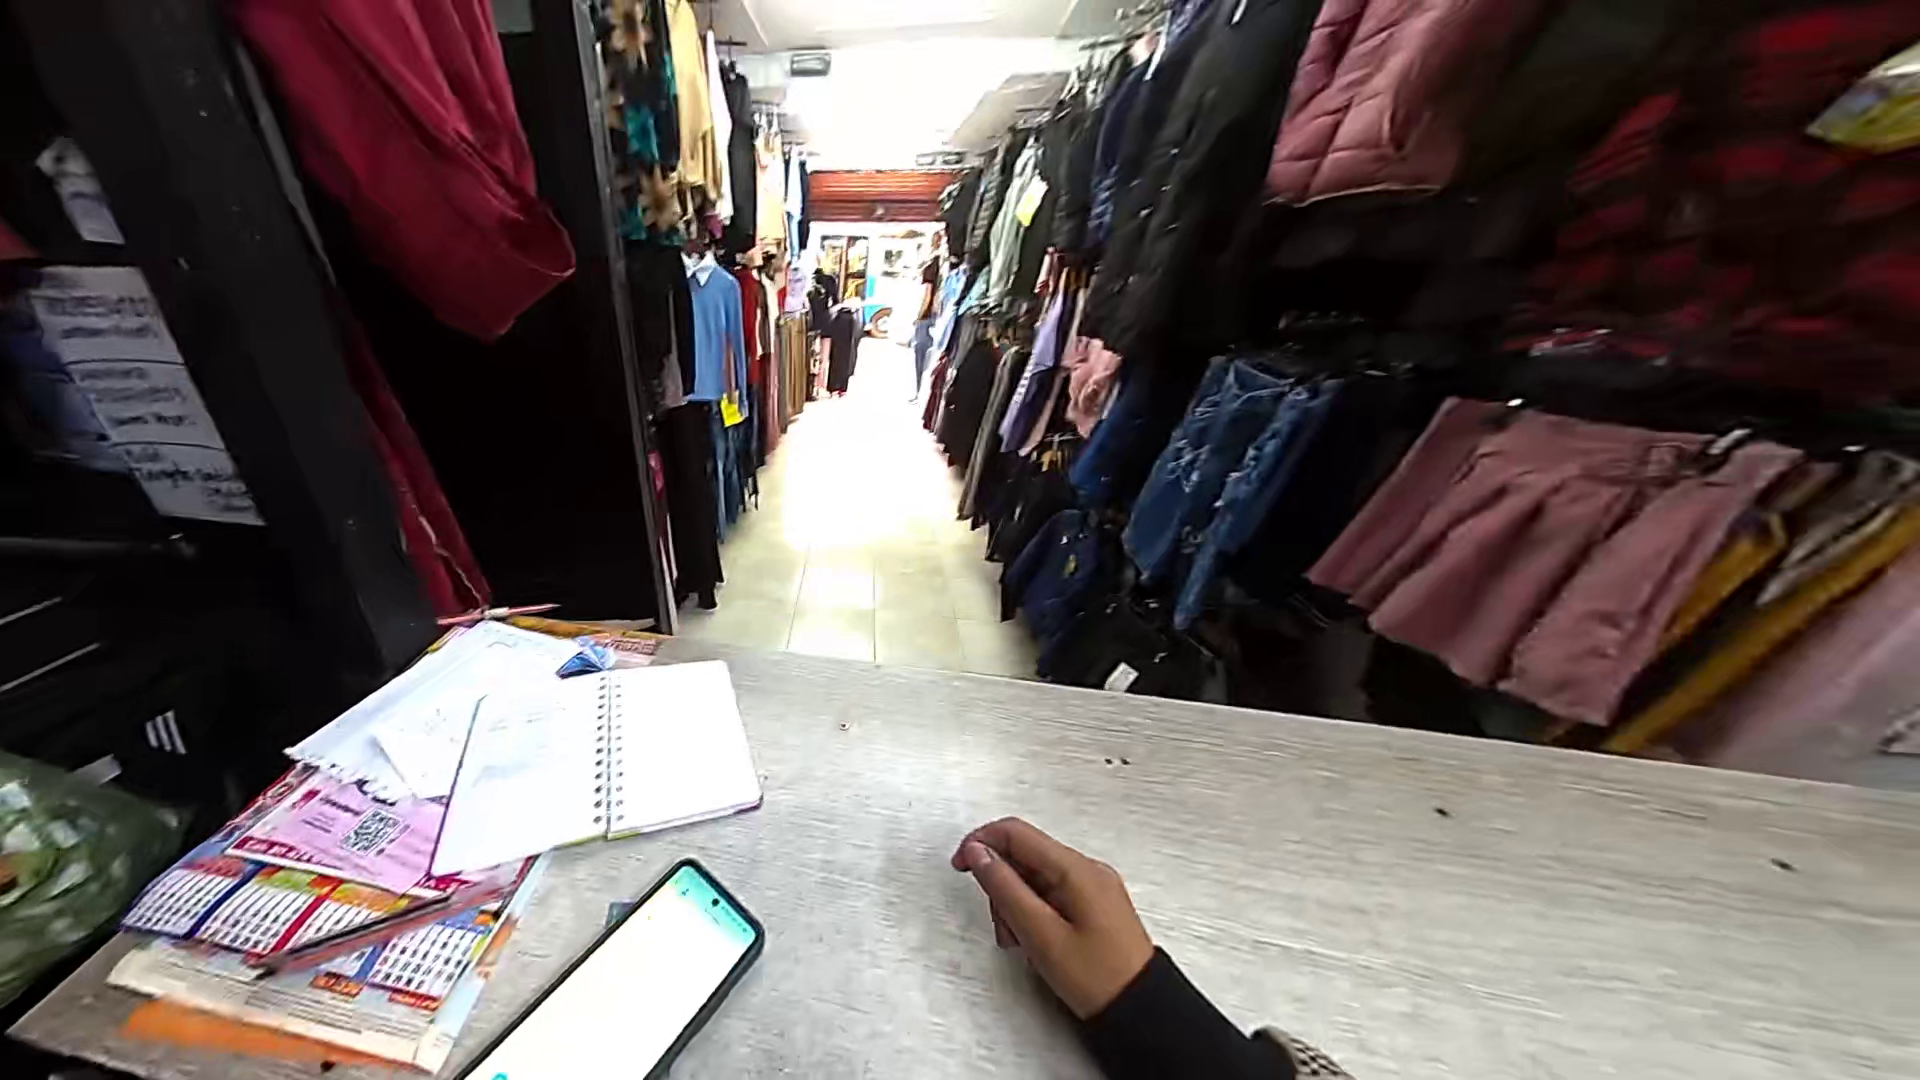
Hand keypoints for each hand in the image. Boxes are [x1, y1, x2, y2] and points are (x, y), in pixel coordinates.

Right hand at [951, 818, 1154, 1019]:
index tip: (961, 863)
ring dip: (1015, 902)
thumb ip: (1005, 888)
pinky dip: (1033, 911)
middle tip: (1002, 923)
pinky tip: (1034, 940)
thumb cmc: (1100, 980)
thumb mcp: (1041, 935)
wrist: (1144, 1013)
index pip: (1016, 832)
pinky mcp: (1093, 903)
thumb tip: (978, 852)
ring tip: (1020, 941)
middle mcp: (1086, 868)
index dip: (982, 842)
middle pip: (1024, 854)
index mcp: (1075, 868)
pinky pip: (1050, 892)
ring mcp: (1092, 885)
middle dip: (1001, 884)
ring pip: (1035, 875)